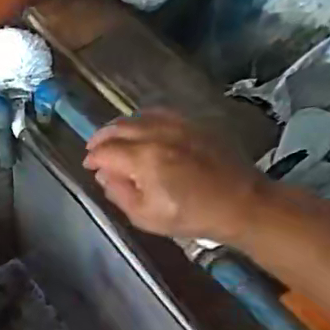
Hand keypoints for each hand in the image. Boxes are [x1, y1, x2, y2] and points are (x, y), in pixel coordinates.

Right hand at [82, 108, 273, 244]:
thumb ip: (119, 193)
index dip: (92, 158)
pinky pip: (159, 113)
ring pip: (137, 116)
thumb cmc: (191, 216)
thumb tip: (104, 175)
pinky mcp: (194, 123)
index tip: (88, 166)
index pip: (106, 151)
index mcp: (144, 159)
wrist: (240, 202)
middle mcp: (158, 135)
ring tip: (113, 138)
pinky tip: (141, 129)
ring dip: (120, 126)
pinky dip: (142, 119)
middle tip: (94, 149)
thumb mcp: (145, 216)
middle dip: (101, 138)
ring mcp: (178, 125)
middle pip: (118, 127)